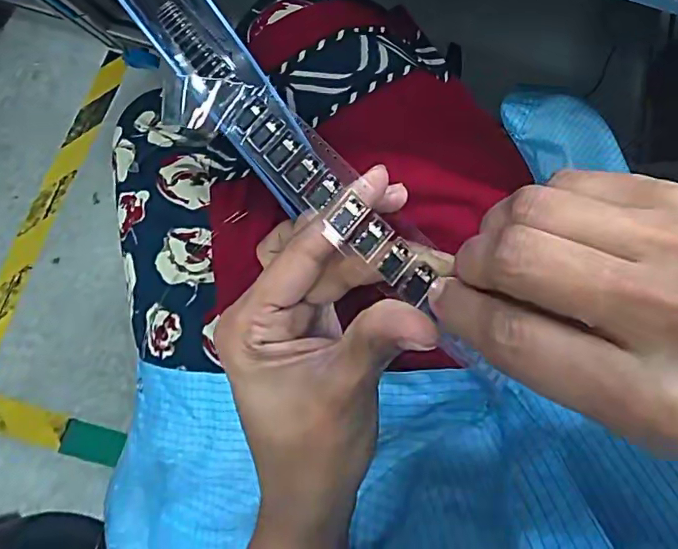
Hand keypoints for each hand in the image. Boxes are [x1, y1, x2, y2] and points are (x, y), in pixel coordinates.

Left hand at [218, 166, 440, 547]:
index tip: (372, 179)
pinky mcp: (308, 320)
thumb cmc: (314, 451)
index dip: (339, 214)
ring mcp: (284, 312)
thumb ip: (376, 339)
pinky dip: (364, 266)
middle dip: (351, 220)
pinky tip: (389, 249)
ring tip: (398, 208)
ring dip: (361, 239)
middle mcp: (261, 307)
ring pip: (324, 261)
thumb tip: (426, 311)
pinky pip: (335, 282)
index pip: (298, 254)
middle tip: (392, 189)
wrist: (313, 498)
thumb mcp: (343, 391)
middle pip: (310, 249)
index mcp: (251, 319)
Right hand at [431, 170, 677, 458]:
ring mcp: (670, 238)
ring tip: (509, 245)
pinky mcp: (664, 193)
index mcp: (658, 397)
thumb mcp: (637, 421)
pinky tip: (556, 228)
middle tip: (474, 271)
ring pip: (532, 206)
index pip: (521, 337)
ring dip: (499, 225)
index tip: (445, 300)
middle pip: (520, 257)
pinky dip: (538, 205)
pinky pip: (563, 181)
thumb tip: (462, 301)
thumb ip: (546, 362)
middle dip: (474, 261)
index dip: (464, 312)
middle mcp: (668, 309)